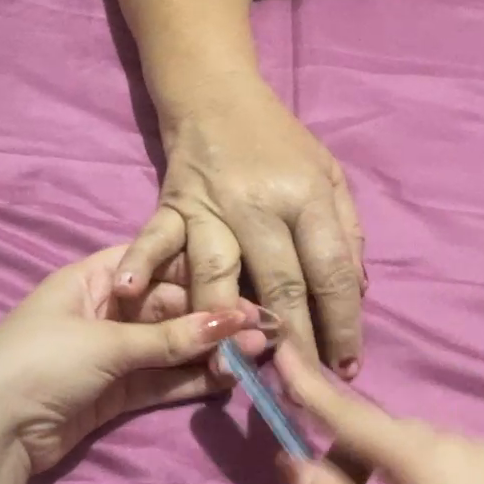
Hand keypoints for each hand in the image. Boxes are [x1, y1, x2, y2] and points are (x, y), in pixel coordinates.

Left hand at [0, 247, 267, 474]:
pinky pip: (160, 380)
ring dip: (208, 351)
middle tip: (263, 330)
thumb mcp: (106, 342)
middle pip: (168, 308)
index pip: (155, 265)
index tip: (244, 286)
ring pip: (169, 347)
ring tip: (256, 355)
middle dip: (212, 319)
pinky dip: (189, 380)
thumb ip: (170, 337)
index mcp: (92, 279)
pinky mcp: (115, 394)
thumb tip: (233, 323)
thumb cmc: (41, 361)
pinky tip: (226, 378)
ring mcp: (110, 354)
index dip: (199, 274)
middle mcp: (105, 311)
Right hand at [115, 82, 364, 377]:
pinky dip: (138, 264)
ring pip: (218, 272)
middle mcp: (260, 203)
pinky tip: (127, 293)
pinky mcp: (170, 205)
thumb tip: (355, 294)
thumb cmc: (280, 143)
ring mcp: (210, 205)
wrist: (216, 95)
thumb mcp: (329, 174)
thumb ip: (347, 231)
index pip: (331, 270)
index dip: (342, 324)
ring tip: (229, 371)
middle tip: (299, 388)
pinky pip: (154, 239)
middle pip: (279, 282)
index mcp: (307, 195)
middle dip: (292, 342)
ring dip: (223, 323)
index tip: (345, 368)